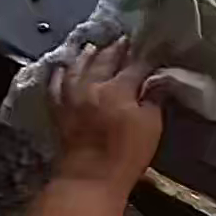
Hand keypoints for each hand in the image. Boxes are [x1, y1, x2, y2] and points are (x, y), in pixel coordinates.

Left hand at [48, 36, 163, 190]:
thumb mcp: (151, 125)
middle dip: (115, 49)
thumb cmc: (128, 152)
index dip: (145, 56)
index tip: (153, 48)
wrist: (90, 176)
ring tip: (93, 47)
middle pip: (104, 61)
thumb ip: (154, 100)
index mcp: (118, 89)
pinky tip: (63, 68)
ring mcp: (71, 96)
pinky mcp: (59, 109)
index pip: (135, 66)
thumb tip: (159, 81)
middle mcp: (92, 86)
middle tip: (122, 39)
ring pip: (77, 67)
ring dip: (87, 55)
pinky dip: (60, 73)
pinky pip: (56, 84)